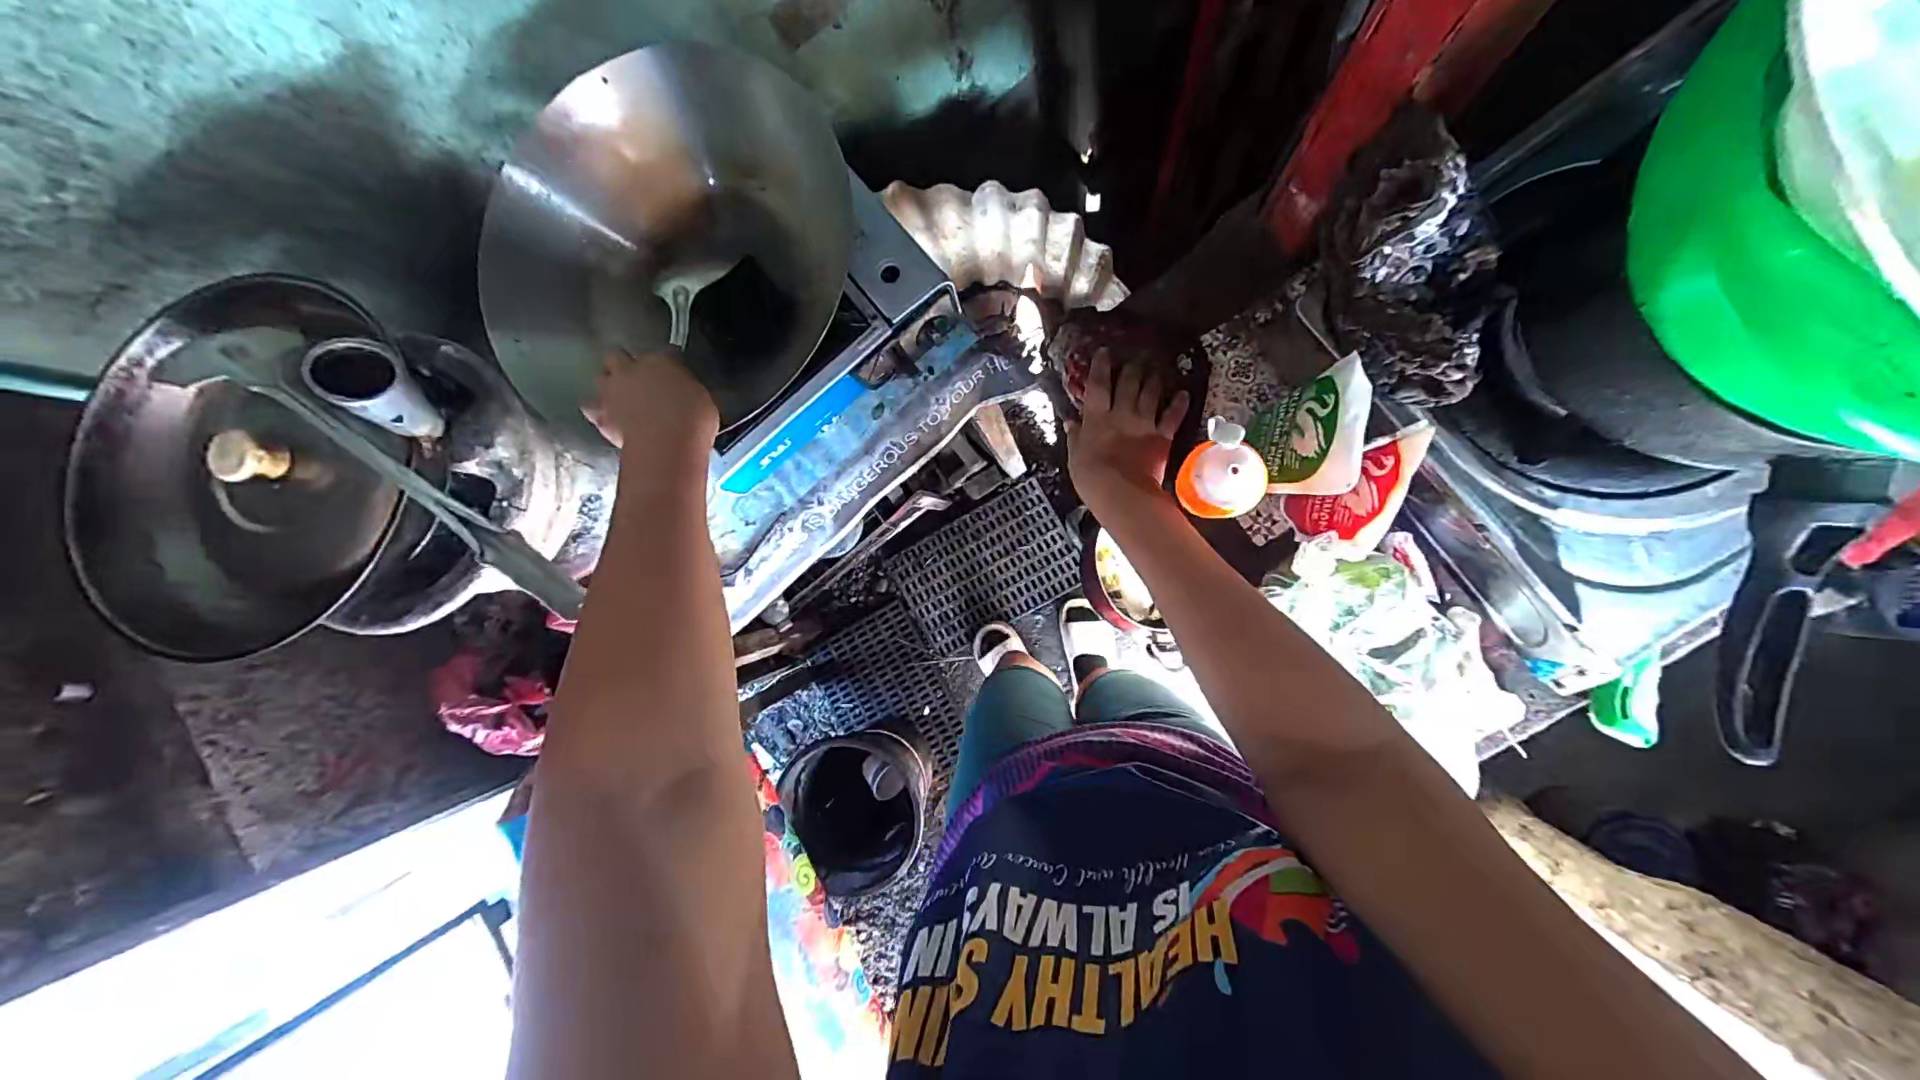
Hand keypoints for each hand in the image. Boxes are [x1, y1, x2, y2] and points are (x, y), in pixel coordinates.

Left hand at [583, 348, 718, 459]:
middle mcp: (630, 369)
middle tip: (638, 379)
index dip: (668, 365)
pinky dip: (598, 411)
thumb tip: (685, 393)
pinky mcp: (600, 414)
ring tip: (621, 398)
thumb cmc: (694, 420)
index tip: (674, 375)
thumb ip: (688, 391)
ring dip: (610, 385)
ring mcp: (611, 390)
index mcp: (660, 361)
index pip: (665, 354)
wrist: (666, 445)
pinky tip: (609, 418)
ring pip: (601, 378)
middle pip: (618, 355)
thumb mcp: (703, 400)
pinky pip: (592, 408)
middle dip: (625, 364)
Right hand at [1067, 349, 1188, 517]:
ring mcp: (1144, 423)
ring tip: (1155, 370)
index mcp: (1097, 418)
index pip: (1098, 385)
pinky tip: (1182, 393)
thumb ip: (1075, 437)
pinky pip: (1173, 416)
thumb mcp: (1075, 456)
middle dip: (1131, 368)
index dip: (1100, 366)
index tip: (1103, 352)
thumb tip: (1071, 423)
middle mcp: (1122, 414)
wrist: (1122, 492)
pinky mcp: (1162, 437)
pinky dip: (1179, 403)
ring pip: (1150, 393)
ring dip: (1153, 379)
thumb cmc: (1092, 477)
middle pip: (1128, 383)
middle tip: (1135, 358)